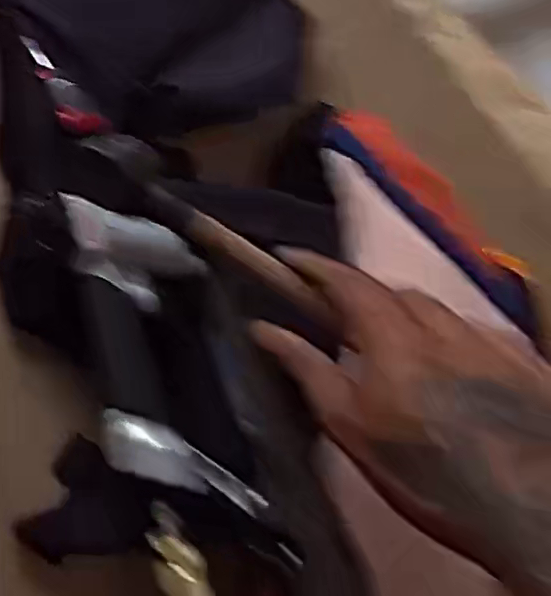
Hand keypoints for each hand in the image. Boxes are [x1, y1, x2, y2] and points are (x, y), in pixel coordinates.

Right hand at [252, 249, 550, 595]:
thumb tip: (262, 328)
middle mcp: (454, 340)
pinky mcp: (545, 383)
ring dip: (416, 312)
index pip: (351, 284)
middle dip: (367, 290)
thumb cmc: (426, 474)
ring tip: (397, 330)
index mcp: (397, 343)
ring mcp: (510, 361)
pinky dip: (465, 334)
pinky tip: (458, 355)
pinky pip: (500, 339)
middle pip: (405, 293)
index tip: (287, 258)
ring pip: (455, 314)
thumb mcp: (348, 423)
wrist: (537, 526)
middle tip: (338, 305)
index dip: (316, 266)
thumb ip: (306, 368)